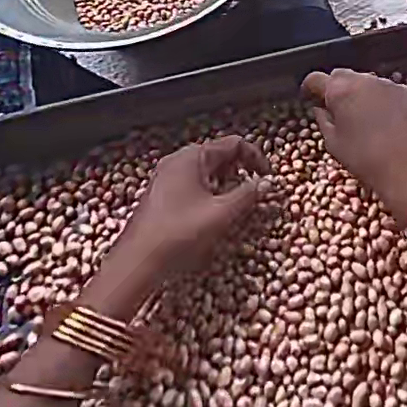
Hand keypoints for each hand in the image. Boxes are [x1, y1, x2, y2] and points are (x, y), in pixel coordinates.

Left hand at [99, 137, 268, 299]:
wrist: (137, 262)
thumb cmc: (180, 232)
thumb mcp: (221, 213)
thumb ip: (248, 194)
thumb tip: (267, 182)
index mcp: (192, 156)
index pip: (234, 144)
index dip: (256, 158)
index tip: (269, 179)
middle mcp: (178, 160)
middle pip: (219, 155)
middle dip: (242, 170)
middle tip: (254, 192)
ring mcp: (167, 176)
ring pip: (207, 171)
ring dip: (227, 183)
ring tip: (236, 205)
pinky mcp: (162, 194)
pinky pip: (194, 183)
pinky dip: (210, 192)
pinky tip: (213, 213)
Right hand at [301, 69, 406, 220]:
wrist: (403, 168)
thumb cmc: (362, 158)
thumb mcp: (332, 142)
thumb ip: (322, 119)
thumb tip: (320, 108)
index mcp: (339, 91)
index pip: (316, 78)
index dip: (309, 86)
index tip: (308, 95)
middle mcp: (362, 80)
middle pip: (340, 75)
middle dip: (334, 87)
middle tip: (334, 106)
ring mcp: (385, 84)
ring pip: (363, 79)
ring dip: (356, 90)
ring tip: (358, 113)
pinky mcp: (403, 91)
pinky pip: (383, 87)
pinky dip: (377, 96)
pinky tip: (379, 116)